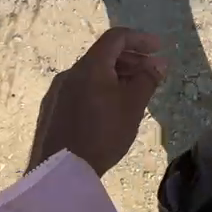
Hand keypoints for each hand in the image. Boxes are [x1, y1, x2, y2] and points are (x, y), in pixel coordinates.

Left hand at [29, 29, 166, 175]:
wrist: (59, 173)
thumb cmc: (102, 134)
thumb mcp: (133, 106)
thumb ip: (147, 79)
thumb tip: (158, 63)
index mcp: (90, 67)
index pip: (116, 38)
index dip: (140, 39)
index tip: (159, 49)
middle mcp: (70, 73)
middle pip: (103, 55)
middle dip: (131, 59)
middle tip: (152, 72)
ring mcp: (57, 92)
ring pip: (92, 74)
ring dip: (116, 76)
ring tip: (134, 92)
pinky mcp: (51, 111)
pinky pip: (81, 90)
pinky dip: (100, 90)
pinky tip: (111, 110)